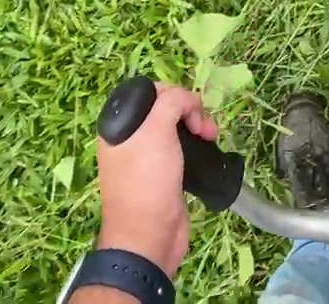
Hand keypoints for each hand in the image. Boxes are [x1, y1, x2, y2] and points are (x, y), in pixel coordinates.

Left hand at [93, 82, 217, 275]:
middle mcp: (129, 138)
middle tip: (203, 126)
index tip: (189, 108)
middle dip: (189, 109)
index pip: (149, 91)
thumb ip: (171, 102)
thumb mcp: (157, 130)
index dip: (173, 93)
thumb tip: (187, 101)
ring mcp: (147, 156)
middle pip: (166, 106)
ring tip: (210, 137)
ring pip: (177, 125)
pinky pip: (181, 145)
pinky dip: (196, 141)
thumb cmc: (148, 180)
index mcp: (118, 125)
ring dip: (197, 124)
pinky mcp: (163, 172)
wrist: (149, 237)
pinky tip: (207, 146)